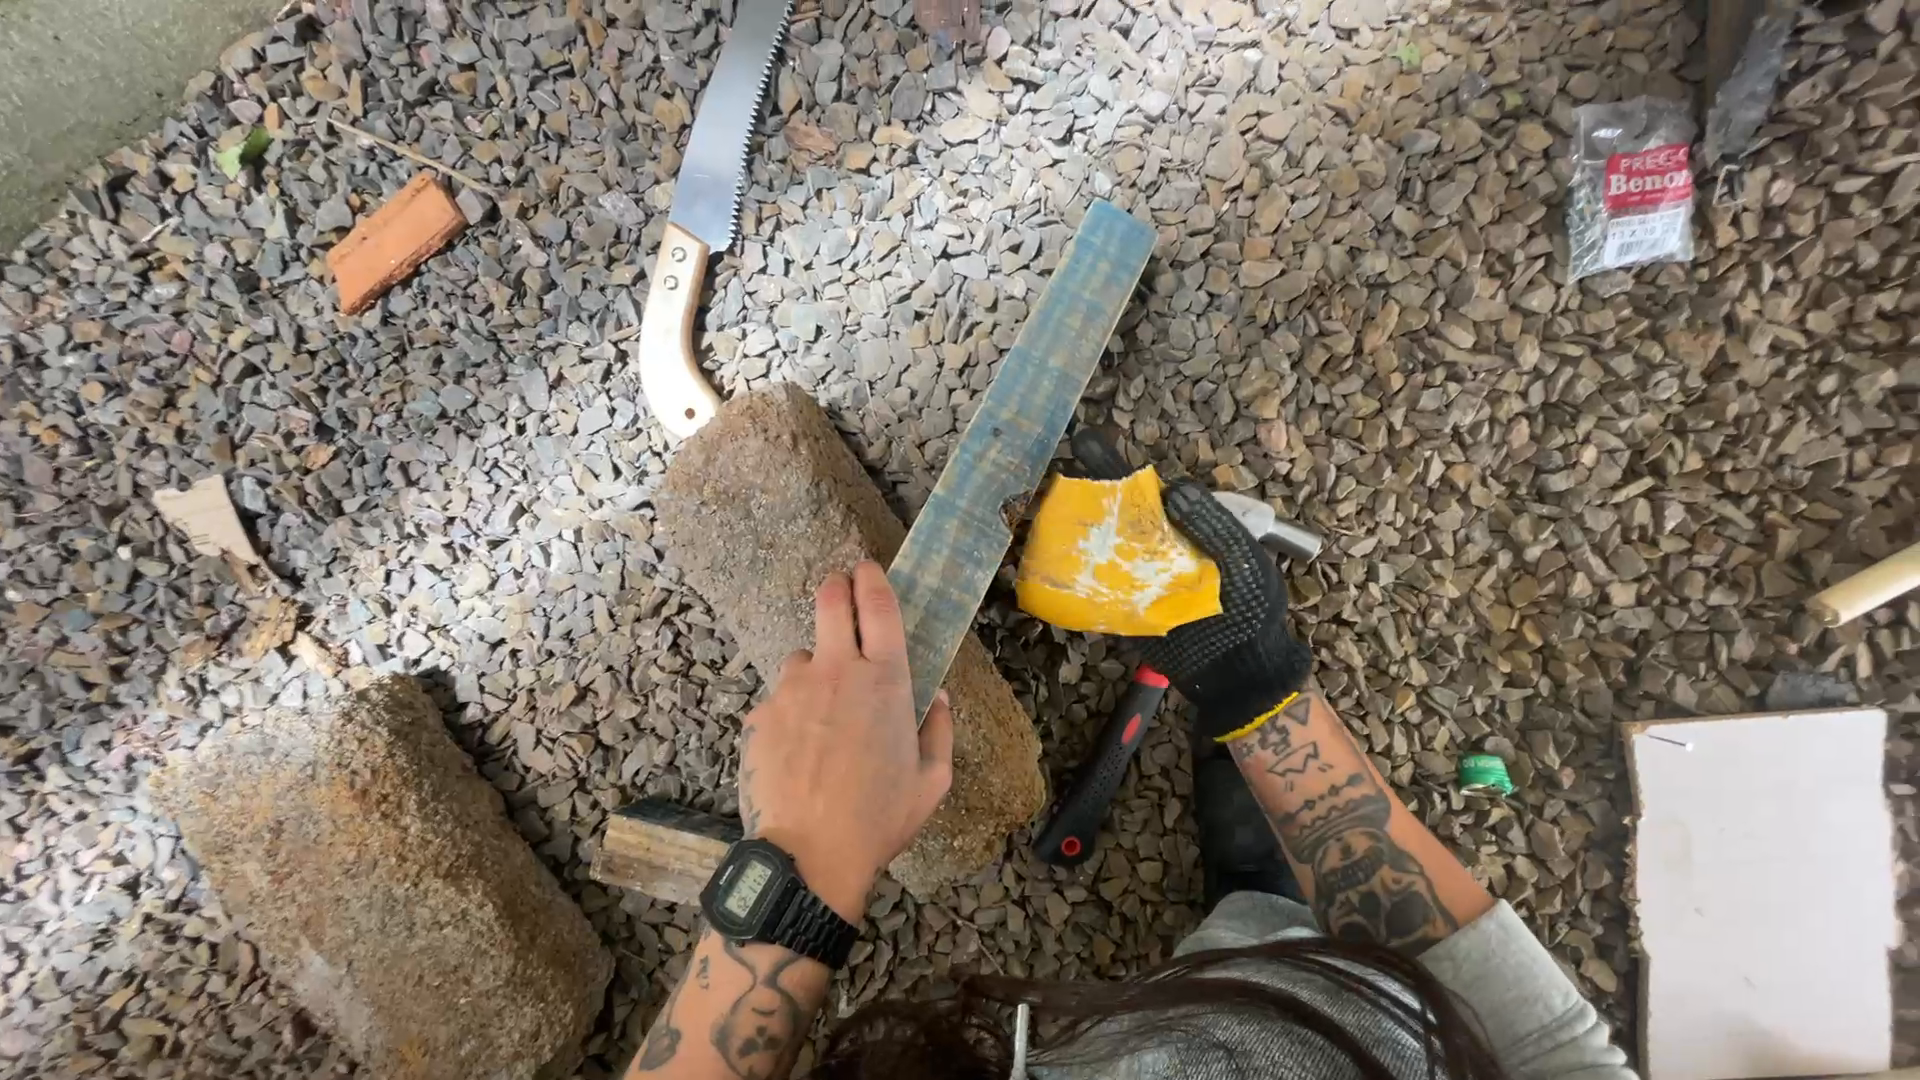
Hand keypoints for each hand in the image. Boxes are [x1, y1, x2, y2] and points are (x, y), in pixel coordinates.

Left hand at [736, 561, 953, 921]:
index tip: (868, 568)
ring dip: (814, 669)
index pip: (879, 605)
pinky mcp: (761, 714)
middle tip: (839, 593)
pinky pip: (779, 700)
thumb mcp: (932, 781)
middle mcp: (837, 671)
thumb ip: (940, 730)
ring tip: (820, 713)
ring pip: (801, 656)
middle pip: (830, 601)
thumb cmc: (879, 818)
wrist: (809, 855)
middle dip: (835, 587)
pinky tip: (797, 750)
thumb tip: (940, 699)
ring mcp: (793, 690)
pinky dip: (790, 712)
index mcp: (886, 680)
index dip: (873, 578)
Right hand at [1069, 428, 1311, 742]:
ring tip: (1037, 514)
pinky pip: (1093, 590)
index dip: (1115, 467)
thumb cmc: (1251, 610)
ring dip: (1071, 534)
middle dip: (1084, 494)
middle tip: (1047, 474)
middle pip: (1116, 515)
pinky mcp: (1122, 611)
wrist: (1240, 673)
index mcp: (1187, 527)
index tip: (1085, 443)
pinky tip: (1044, 565)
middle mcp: (1157, 548)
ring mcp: (1137, 579)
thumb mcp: (1243, 562)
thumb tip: (1175, 488)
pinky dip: (1070, 580)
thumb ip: (1213, 525)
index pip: (1148, 490)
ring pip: (1099, 550)